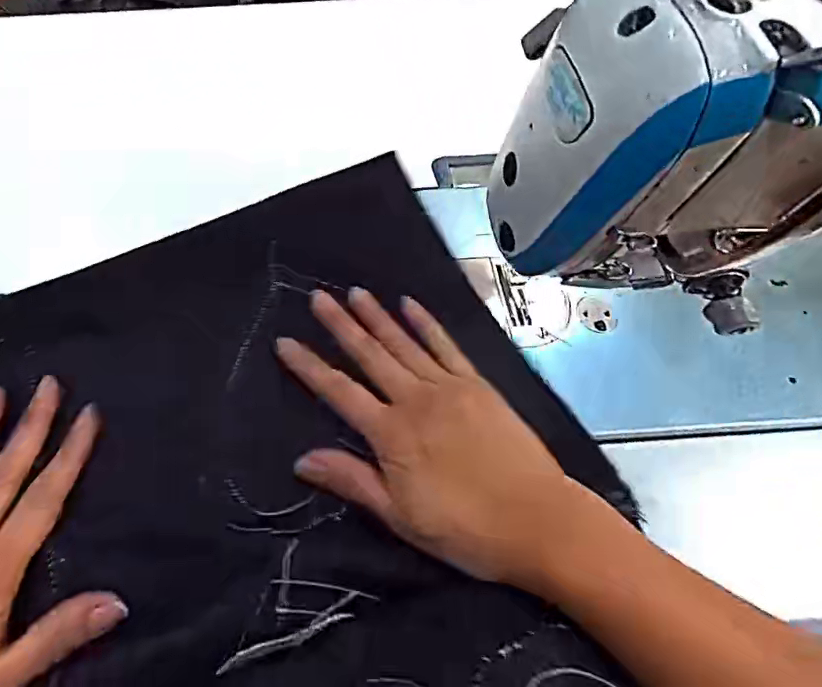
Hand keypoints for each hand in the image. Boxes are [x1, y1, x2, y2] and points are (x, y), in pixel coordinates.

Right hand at [275, 290, 620, 587]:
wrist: (535, 517)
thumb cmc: (465, 529)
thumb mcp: (400, 517)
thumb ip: (352, 480)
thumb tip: (303, 459)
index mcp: (392, 434)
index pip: (340, 393)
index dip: (309, 367)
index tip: (285, 343)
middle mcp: (417, 399)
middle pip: (371, 356)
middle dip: (341, 326)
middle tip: (319, 298)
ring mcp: (449, 386)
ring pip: (405, 343)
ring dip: (378, 317)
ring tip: (356, 293)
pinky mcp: (477, 383)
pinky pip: (447, 345)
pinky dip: (427, 324)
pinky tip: (411, 305)